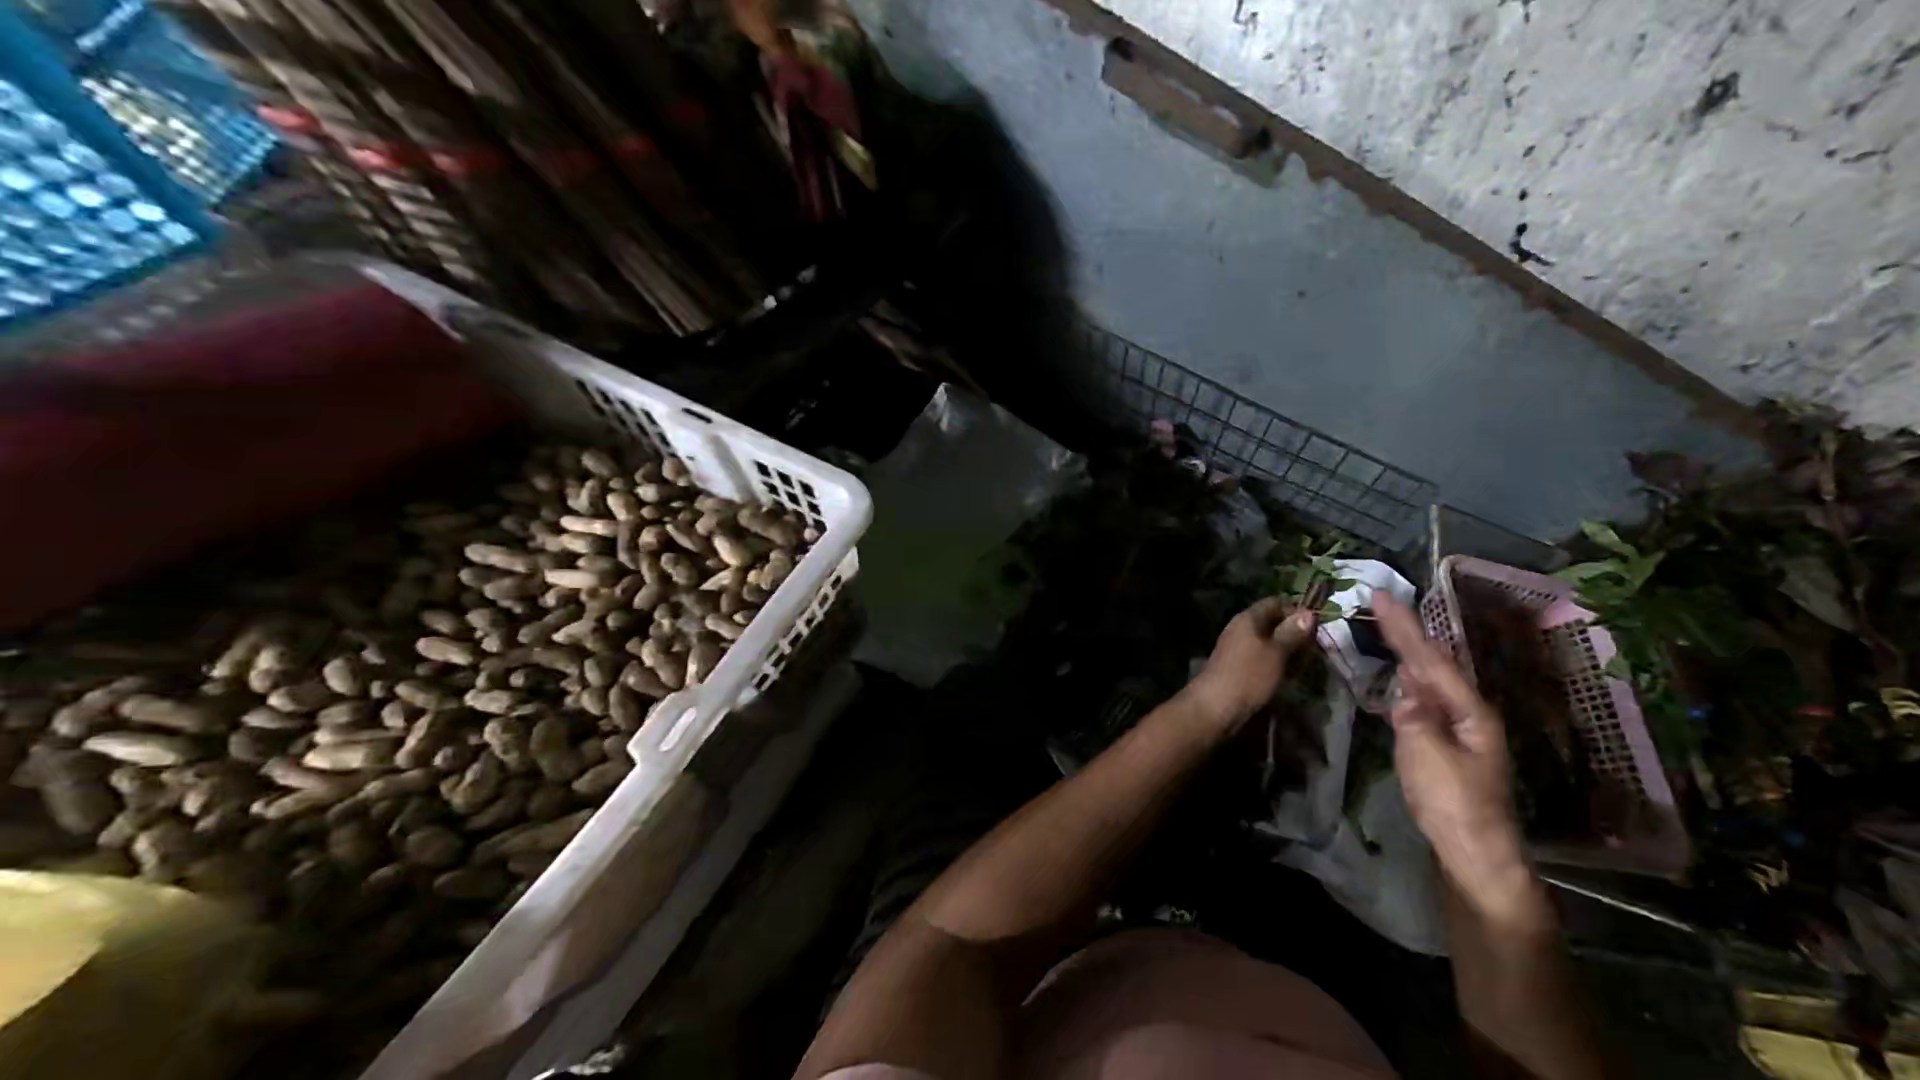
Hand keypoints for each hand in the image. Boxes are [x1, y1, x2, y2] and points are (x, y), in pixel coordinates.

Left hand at [1180, 598, 1316, 734]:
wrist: (1215, 706)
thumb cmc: (1248, 675)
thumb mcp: (1276, 653)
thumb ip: (1292, 632)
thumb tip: (1308, 612)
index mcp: (1248, 618)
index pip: (1276, 602)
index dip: (1297, 611)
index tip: (1317, 627)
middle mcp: (1241, 628)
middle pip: (1272, 622)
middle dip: (1294, 633)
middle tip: (1316, 649)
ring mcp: (1237, 647)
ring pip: (1268, 641)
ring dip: (1287, 650)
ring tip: (1306, 663)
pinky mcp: (1237, 665)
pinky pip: (1261, 657)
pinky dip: (1276, 663)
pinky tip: (1289, 675)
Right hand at [1371, 595, 1547, 929]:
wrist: (1474, 850)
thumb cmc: (1453, 803)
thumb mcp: (1428, 758)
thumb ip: (1414, 719)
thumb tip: (1405, 694)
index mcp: (1469, 711)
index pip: (1430, 660)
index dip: (1404, 628)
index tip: (1382, 597)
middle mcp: (1467, 713)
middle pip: (1432, 664)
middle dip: (1406, 633)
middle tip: (1381, 602)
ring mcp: (1458, 729)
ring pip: (1429, 680)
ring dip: (1407, 652)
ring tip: (1389, 628)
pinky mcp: (1444, 744)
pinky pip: (1423, 699)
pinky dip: (1407, 679)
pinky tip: (1400, 676)